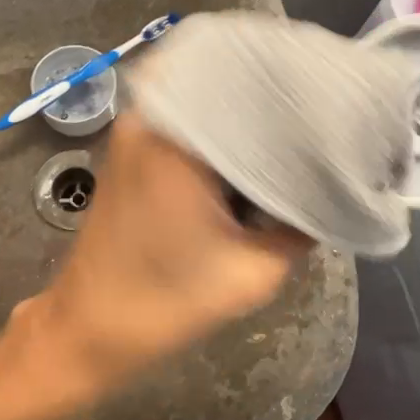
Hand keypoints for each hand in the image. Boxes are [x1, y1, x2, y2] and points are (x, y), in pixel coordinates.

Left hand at [13, 113, 309, 404]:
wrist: (86, 331)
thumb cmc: (164, 303)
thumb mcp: (252, 274)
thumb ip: (300, 227)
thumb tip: (327, 193)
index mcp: (180, 137)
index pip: (254, 90)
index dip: (297, 100)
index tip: (334, 110)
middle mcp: (153, 116)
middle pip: (230, 89)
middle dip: (274, 106)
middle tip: (321, 123)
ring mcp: (136, 129)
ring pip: (209, 106)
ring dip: (246, 121)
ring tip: (293, 138)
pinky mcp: (131, 148)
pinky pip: (189, 125)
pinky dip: (221, 136)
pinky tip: (252, 156)